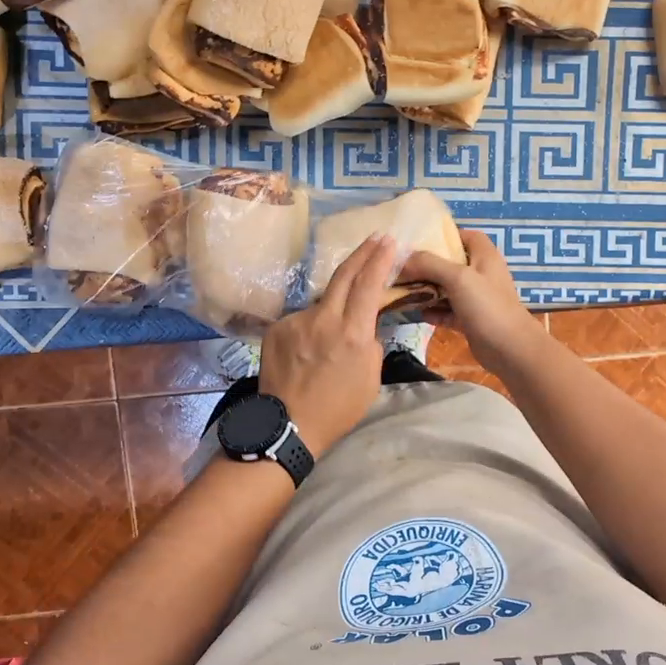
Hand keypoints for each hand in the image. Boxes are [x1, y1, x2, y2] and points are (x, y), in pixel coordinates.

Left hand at [257, 235, 397, 454]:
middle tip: (375, 238)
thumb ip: (370, 343)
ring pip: (321, 304)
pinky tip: (308, 353)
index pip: (369, 284)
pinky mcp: (276, 329)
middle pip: (344, 275)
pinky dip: (310, 330)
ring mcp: (296, 322)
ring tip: (333, 338)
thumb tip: (364, 325)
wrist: (289, 426)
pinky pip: (300, 321)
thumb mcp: (371, 377)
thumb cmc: (339, 408)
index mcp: (353, 333)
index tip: (388, 242)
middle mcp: (324, 319)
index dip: (380, 259)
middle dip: (362, 253)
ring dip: (333, 309)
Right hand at [401, 230, 546, 372]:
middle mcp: (481, 273)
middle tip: (402, 268)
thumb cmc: (487, 306)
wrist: (510, 349)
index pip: (463, 236)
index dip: (442, 236)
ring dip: (427, 289)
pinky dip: (435, 311)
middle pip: (450, 263)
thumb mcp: (458, 278)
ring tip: (403, 289)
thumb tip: (403, 258)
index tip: (417, 241)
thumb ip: (430, 264)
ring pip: (447, 288)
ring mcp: (477, 298)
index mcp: (484, 255)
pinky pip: (448, 310)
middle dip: (427, 265)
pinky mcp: (471, 319)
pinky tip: (419, 313)